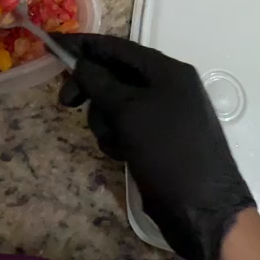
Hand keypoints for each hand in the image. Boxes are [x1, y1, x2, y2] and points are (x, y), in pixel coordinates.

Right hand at [59, 33, 256, 259]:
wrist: (205, 214)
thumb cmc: (168, 152)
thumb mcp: (130, 112)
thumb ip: (101, 82)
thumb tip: (80, 61)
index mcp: (167, 70)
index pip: (118, 47)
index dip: (85, 45)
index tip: (54, 45)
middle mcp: (168, 86)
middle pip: (116, 74)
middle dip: (92, 88)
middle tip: (65, 102)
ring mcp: (165, 115)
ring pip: (118, 103)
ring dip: (105, 118)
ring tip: (111, 140)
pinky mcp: (159, 140)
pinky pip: (127, 125)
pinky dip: (118, 136)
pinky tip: (120, 153)